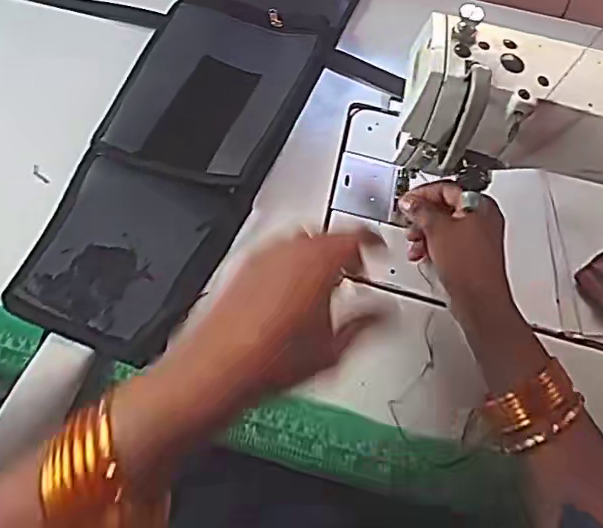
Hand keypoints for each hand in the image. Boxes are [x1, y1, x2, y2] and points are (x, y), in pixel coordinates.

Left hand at [161, 229, 388, 416]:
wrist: (217, 367)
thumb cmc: (270, 360)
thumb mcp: (333, 349)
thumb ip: (366, 323)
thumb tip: (385, 313)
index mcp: (320, 259)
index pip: (356, 235)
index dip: (372, 241)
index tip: (377, 249)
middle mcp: (292, 247)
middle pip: (327, 234)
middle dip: (343, 250)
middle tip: (354, 270)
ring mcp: (265, 253)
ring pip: (301, 240)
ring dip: (317, 255)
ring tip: (324, 284)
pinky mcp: (245, 264)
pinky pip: (277, 252)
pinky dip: (292, 262)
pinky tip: (293, 292)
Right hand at [401, 181, 516, 323]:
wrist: (479, 301)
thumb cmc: (469, 266)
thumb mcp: (436, 229)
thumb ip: (420, 210)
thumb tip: (410, 202)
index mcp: (480, 204)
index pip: (446, 188)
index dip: (423, 193)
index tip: (408, 201)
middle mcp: (484, 218)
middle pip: (446, 207)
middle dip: (423, 216)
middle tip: (410, 221)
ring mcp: (480, 238)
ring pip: (446, 226)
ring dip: (426, 232)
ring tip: (415, 242)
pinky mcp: (474, 256)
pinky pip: (450, 242)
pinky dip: (435, 245)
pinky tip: (424, 254)